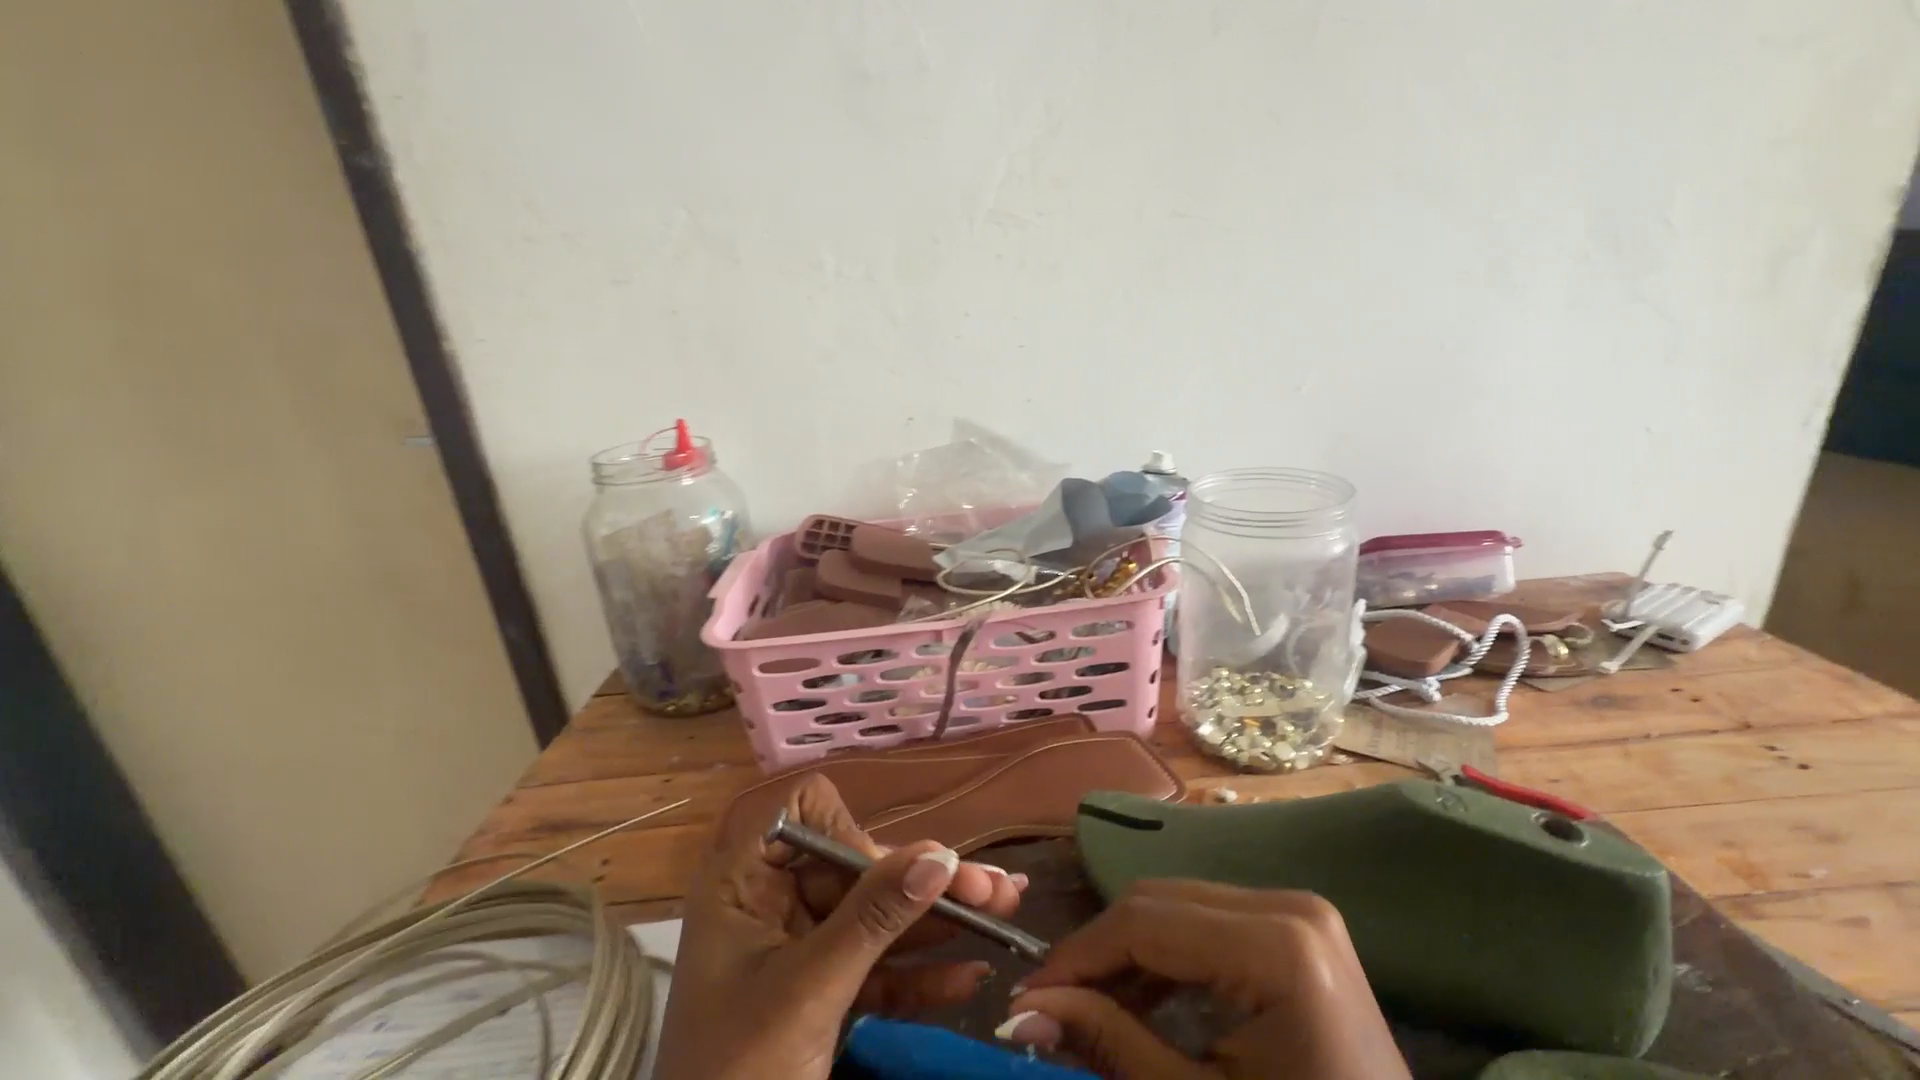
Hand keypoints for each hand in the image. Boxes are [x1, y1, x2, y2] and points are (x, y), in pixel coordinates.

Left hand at [653, 774, 1024, 1079]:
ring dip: (937, 921)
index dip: (849, 829)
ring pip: (875, 916)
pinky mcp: (821, 993)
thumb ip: (874, 918)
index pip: (801, 812)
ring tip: (1005, 914)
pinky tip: (968, 975)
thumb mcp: (809, 988)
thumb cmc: (739, 1068)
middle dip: (924, 879)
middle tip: (993, 889)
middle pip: (856, 868)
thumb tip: (941, 856)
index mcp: (743, 882)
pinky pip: (876, 967)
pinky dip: (918, 974)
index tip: (891, 868)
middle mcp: (771, 902)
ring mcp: (798, 948)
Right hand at [998, 880, 1408, 1079]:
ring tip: (1086, 1007)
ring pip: (1178, 906)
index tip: (1025, 999)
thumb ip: (1109, 1043)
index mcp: (1276, 947)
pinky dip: (1166, 956)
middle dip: (1097, 952)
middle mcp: (1291, 905)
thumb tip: (1023, 1011)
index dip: (1075, 956)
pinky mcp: (1301, 928)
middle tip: (1050, 1006)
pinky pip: (1210, 922)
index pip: (1143, 922)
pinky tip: (1139, 1000)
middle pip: (1157, 902)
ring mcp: (1301, 911)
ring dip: (1127, 953)